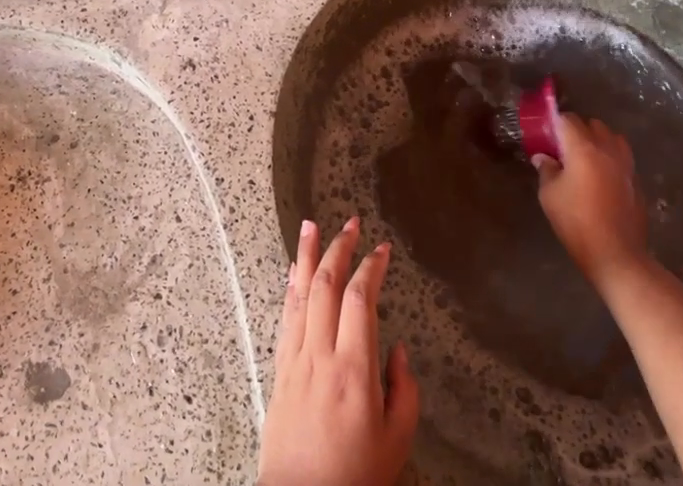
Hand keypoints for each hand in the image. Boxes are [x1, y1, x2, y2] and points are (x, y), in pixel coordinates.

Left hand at [259, 217, 419, 485]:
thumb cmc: (356, 475)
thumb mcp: (397, 439)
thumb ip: (403, 389)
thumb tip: (397, 348)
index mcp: (354, 371)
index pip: (361, 301)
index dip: (371, 268)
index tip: (383, 249)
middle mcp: (319, 356)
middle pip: (326, 287)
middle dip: (338, 249)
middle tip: (349, 221)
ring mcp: (294, 360)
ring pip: (300, 295)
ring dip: (307, 257)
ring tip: (311, 225)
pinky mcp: (279, 370)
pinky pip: (286, 317)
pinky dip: (291, 288)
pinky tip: (294, 272)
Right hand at [532, 113, 648, 288]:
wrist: (615, 253)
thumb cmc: (576, 221)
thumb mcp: (549, 194)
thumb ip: (546, 169)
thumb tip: (544, 157)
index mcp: (583, 149)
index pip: (568, 120)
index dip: (554, 122)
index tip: (544, 134)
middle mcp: (608, 150)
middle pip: (593, 124)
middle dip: (577, 129)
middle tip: (562, 147)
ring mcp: (626, 165)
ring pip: (612, 138)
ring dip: (597, 140)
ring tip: (584, 159)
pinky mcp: (636, 181)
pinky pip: (622, 158)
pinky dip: (609, 158)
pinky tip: (599, 178)